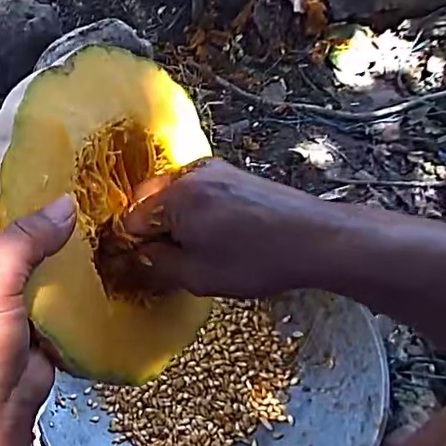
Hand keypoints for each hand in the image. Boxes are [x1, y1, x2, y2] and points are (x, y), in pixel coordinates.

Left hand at [0, 196, 75, 439]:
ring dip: (61, 250)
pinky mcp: (35, 323)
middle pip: (14, 238)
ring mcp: (8, 303)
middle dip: (43, 222)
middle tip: (81, 197)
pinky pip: (55, 293)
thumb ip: (24, 239)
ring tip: (95, 222)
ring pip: (38, 265)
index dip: (9, 195)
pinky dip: (73, 280)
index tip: (48, 175)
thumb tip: (66, 204)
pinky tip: (96, 262)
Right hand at [109, 158, 328, 297]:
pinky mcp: (233, 174)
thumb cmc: (257, 259)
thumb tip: (132, 260)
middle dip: (149, 231)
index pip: (129, 221)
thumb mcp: (197, 275)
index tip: (134, 267)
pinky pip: (195, 191)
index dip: (128, 247)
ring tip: (190, 252)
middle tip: (161, 261)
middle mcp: (189, 174)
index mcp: (174, 196)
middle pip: (148, 202)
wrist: (317, 238)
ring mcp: (214, 170)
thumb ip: (155, 265)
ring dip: (171, 222)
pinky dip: (192, 212)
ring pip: (172, 196)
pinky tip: (211, 236)